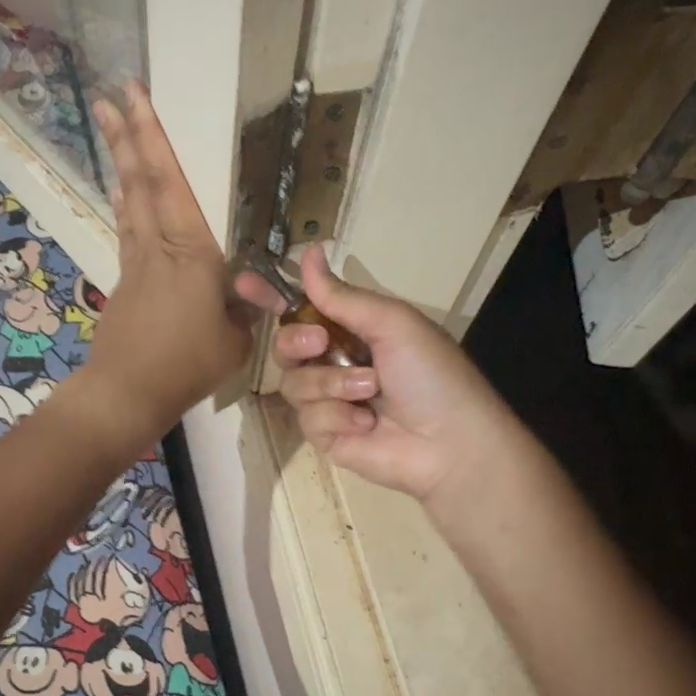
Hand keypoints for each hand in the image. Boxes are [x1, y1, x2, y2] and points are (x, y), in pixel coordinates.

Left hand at [77, 82, 255, 437]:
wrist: (127, 392)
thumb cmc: (187, 365)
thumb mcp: (236, 342)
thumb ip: (246, 311)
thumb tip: (253, 293)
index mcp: (192, 251)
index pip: (170, 182)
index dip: (154, 137)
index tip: (138, 97)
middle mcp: (159, 245)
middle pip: (141, 180)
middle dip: (128, 134)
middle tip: (112, 94)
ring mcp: (136, 262)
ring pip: (129, 200)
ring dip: (121, 160)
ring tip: (110, 124)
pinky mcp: (125, 282)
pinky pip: (127, 229)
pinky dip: (126, 203)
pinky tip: (124, 194)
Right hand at [239, 246, 518, 502]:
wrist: (449, 442)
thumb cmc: (431, 374)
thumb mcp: (392, 323)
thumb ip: (343, 296)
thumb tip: (309, 252)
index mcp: (354, 331)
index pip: (304, 310)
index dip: (272, 297)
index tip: (245, 285)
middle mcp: (336, 363)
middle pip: (286, 347)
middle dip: (297, 343)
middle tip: (320, 344)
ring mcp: (329, 402)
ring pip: (294, 384)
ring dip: (332, 384)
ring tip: (371, 391)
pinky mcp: (326, 436)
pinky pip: (308, 419)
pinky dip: (337, 417)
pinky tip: (367, 424)